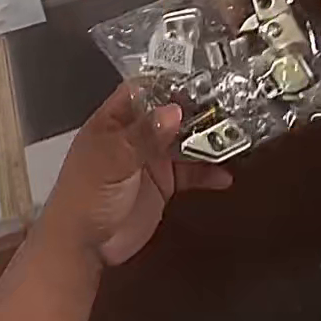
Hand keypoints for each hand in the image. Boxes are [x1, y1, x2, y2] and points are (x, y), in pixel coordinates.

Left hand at [39, 86, 232, 265]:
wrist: (82, 249)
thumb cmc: (87, 195)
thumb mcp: (112, 160)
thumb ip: (144, 135)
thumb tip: (175, 110)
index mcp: (117, 119)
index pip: (146, 88)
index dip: (171, 78)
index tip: (204, 71)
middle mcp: (137, 133)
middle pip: (173, 112)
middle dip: (200, 107)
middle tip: (232, 101)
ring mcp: (152, 157)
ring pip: (187, 140)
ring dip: (209, 139)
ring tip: (238, 133)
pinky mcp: (165, 183)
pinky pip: (191, 172)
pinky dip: (209, 173)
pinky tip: (226, 176)